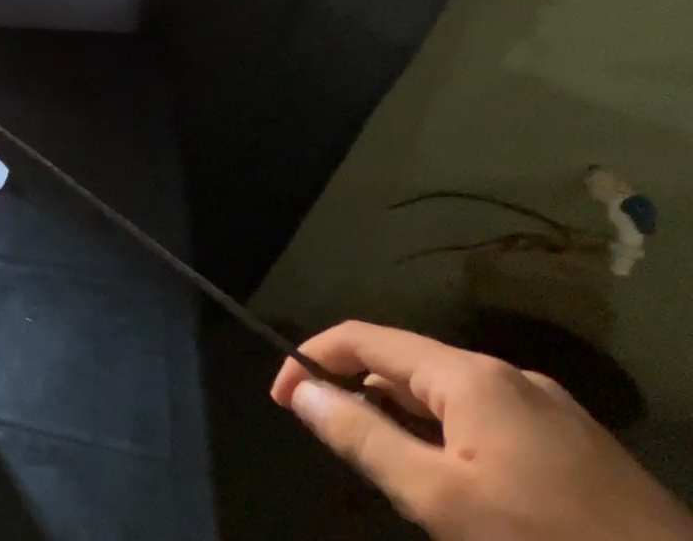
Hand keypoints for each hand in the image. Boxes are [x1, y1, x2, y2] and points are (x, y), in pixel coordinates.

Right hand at [272, 321, 692, 539]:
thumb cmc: (545, 539)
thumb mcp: (437, 496)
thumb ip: (360, 436)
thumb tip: (301, 391)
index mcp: (471, 376)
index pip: (362, 339)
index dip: (309, 359)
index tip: (282, 400)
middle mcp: (509, 377)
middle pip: (404, 363)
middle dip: (355, 389)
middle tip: (328, 436)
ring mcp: (552, 410)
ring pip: (446, 394)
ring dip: (399, 415)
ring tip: (383, 462)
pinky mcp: (578, 446)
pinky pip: (486, 419)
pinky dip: (443, 432)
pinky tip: (449, 477)